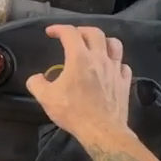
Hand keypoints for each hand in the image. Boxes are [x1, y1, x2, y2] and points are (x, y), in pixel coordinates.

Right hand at [25, 24, 133, 146]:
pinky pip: (123, 65)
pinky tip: (109, 68)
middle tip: (72, 36)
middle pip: (95, 33)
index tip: (50, 32)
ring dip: (103, 41)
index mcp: (79, 58)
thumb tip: (36, 78)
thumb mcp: (46, 98)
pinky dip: (115, 62)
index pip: (69, 33)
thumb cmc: (73, 112)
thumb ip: (36, 84)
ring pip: (114, 45)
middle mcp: (100, 58)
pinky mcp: (125, 82)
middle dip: (81, 30)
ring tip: (95, 46)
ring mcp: (115, 69)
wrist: (102, 131)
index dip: (58, 29)